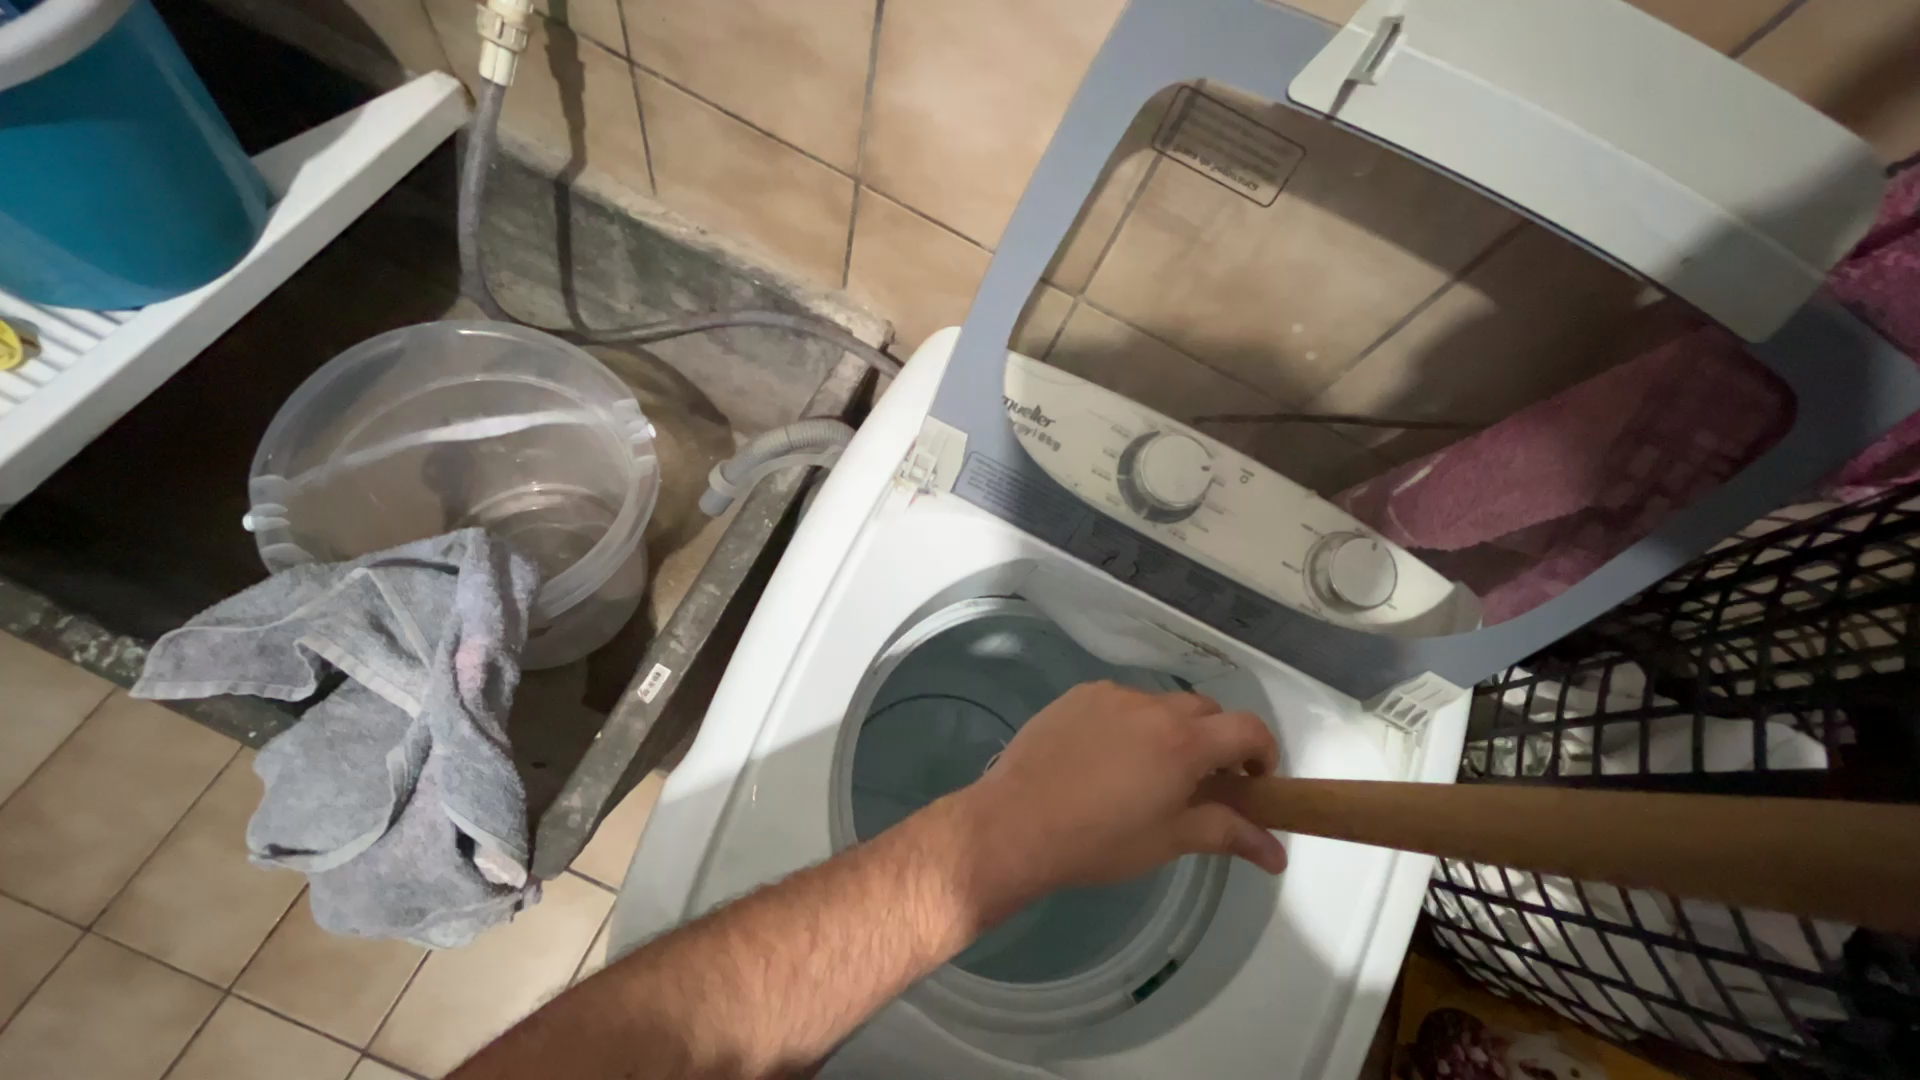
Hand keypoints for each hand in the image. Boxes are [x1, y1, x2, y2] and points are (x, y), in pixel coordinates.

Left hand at [949, 681, 1286, 919]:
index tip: (1253, 783)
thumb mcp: (1170, 840)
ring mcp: (1109, 695)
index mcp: (1183, 740)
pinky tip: (1103, 759)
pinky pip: (1118, 703)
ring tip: (1145, 773)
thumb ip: (1228, 833)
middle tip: (1200, 783)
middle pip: (1205, 712)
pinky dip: (1128, 723)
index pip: (1248, 728)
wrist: (1017, 823)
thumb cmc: (1100, 840)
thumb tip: (1278, 855)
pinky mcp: (1075, 696)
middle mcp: (1150, 705)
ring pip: (1159, 705)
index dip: (1263, 753)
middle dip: (1215, 742)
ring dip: (1169, 731)